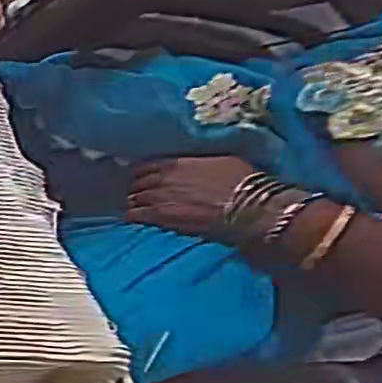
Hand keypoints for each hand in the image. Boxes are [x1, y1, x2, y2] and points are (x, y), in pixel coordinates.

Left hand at [125, 156, 256, 239]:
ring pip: (131, 200)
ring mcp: (156, 197)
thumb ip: (197, 163)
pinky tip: (138, 220)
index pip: (142, 167)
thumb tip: (191, 166)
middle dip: (137, 190)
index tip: (141, 180)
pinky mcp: (156, 216)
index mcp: (176, 163)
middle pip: (134, 184)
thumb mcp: (223, 162)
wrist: (250, 208)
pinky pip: (132, 215)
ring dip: (134, 204)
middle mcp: (161, 178)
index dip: (140, 174)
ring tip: (140, 210)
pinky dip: (132, 217)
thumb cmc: (245, 184)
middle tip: (141, 198)